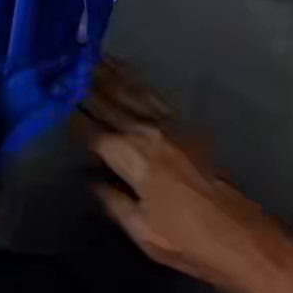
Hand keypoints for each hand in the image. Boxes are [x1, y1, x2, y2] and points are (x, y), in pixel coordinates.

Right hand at [83, 66, 292, 292]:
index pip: (92, 130)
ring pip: (128, 89)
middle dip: (84, 81)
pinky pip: (150, 92)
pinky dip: (132, 77)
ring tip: (88, 53)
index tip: (50, 93)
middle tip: (62, 59)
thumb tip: (90, 178)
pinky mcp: (182, 123)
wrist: (243, 235)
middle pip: (108, 100)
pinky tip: (122, 68)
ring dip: (106, 71)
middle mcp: (146, 130)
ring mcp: (166, 123)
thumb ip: (112, 200)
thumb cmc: (189, 239)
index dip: (70, 112)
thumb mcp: (143, 231)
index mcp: (131, 156)